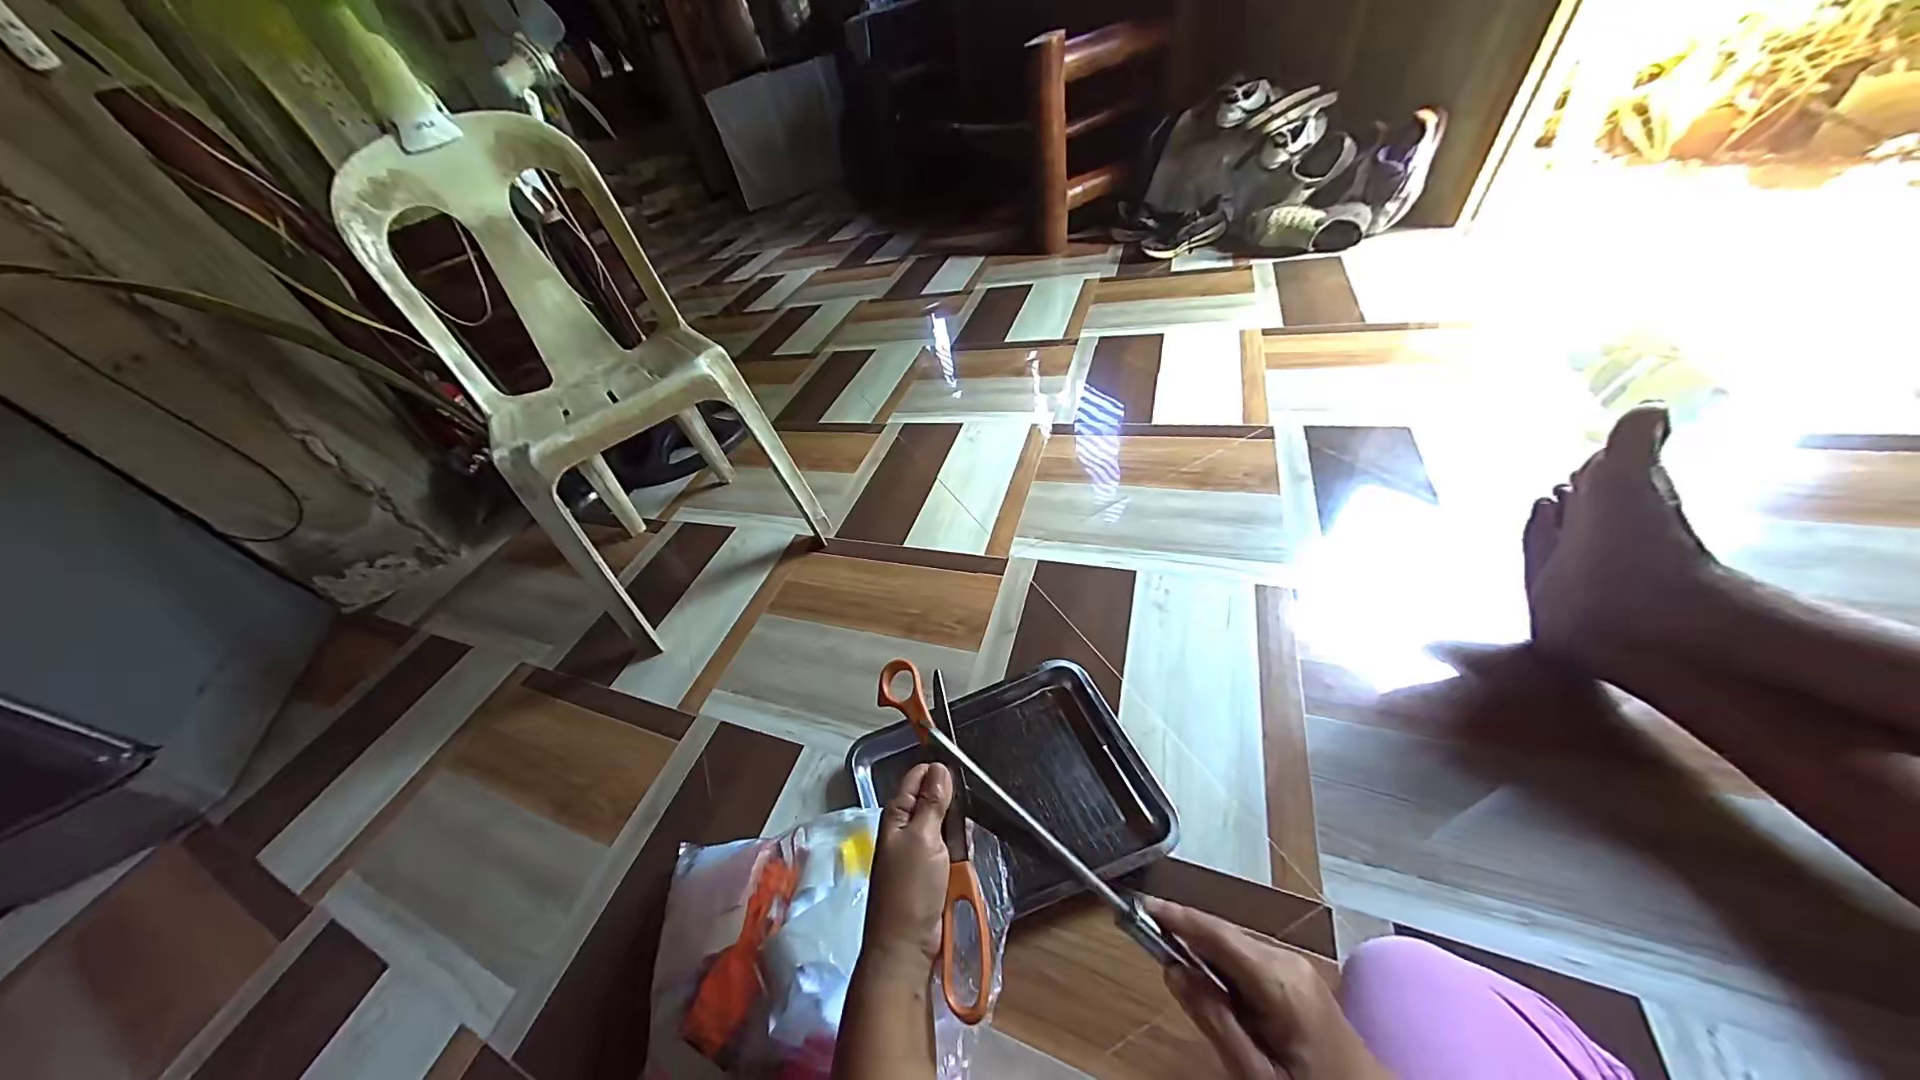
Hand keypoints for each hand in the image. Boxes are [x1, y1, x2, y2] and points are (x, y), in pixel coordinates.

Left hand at [863, 762, 953, 968]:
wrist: (906, 945)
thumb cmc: (910, 889)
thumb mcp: (924, 838)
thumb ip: (932, 803)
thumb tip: (939, 768)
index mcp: (897, 813)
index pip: (918, 776)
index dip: (938, 771)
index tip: (963, 770)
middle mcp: (906, 826)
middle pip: (935, 799)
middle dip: (953, 802)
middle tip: (969, 808)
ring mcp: (920, 848)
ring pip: (947, 824)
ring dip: (958, 829)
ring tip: (967, 835)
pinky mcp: (933, 868)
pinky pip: (951, 847)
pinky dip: (959, 850)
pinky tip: (966, 853)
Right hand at [1146, 898, 1390, 1079]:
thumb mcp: (1258, 1075)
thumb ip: (1214, 1020)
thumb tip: (1172, 970)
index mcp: (1279, 981)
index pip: (1217, 934)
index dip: (1176, 916)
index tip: (1140, 905)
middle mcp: (1287, 961)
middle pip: (1223, 935)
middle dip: (1184, 931)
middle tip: (1143, 932)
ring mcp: (1295, 966)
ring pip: (1233, 945)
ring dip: (1200, 948)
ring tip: (1166, 952)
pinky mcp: (1297, 977)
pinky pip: (1247, 959)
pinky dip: (1220, 962)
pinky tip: (1205, 978)